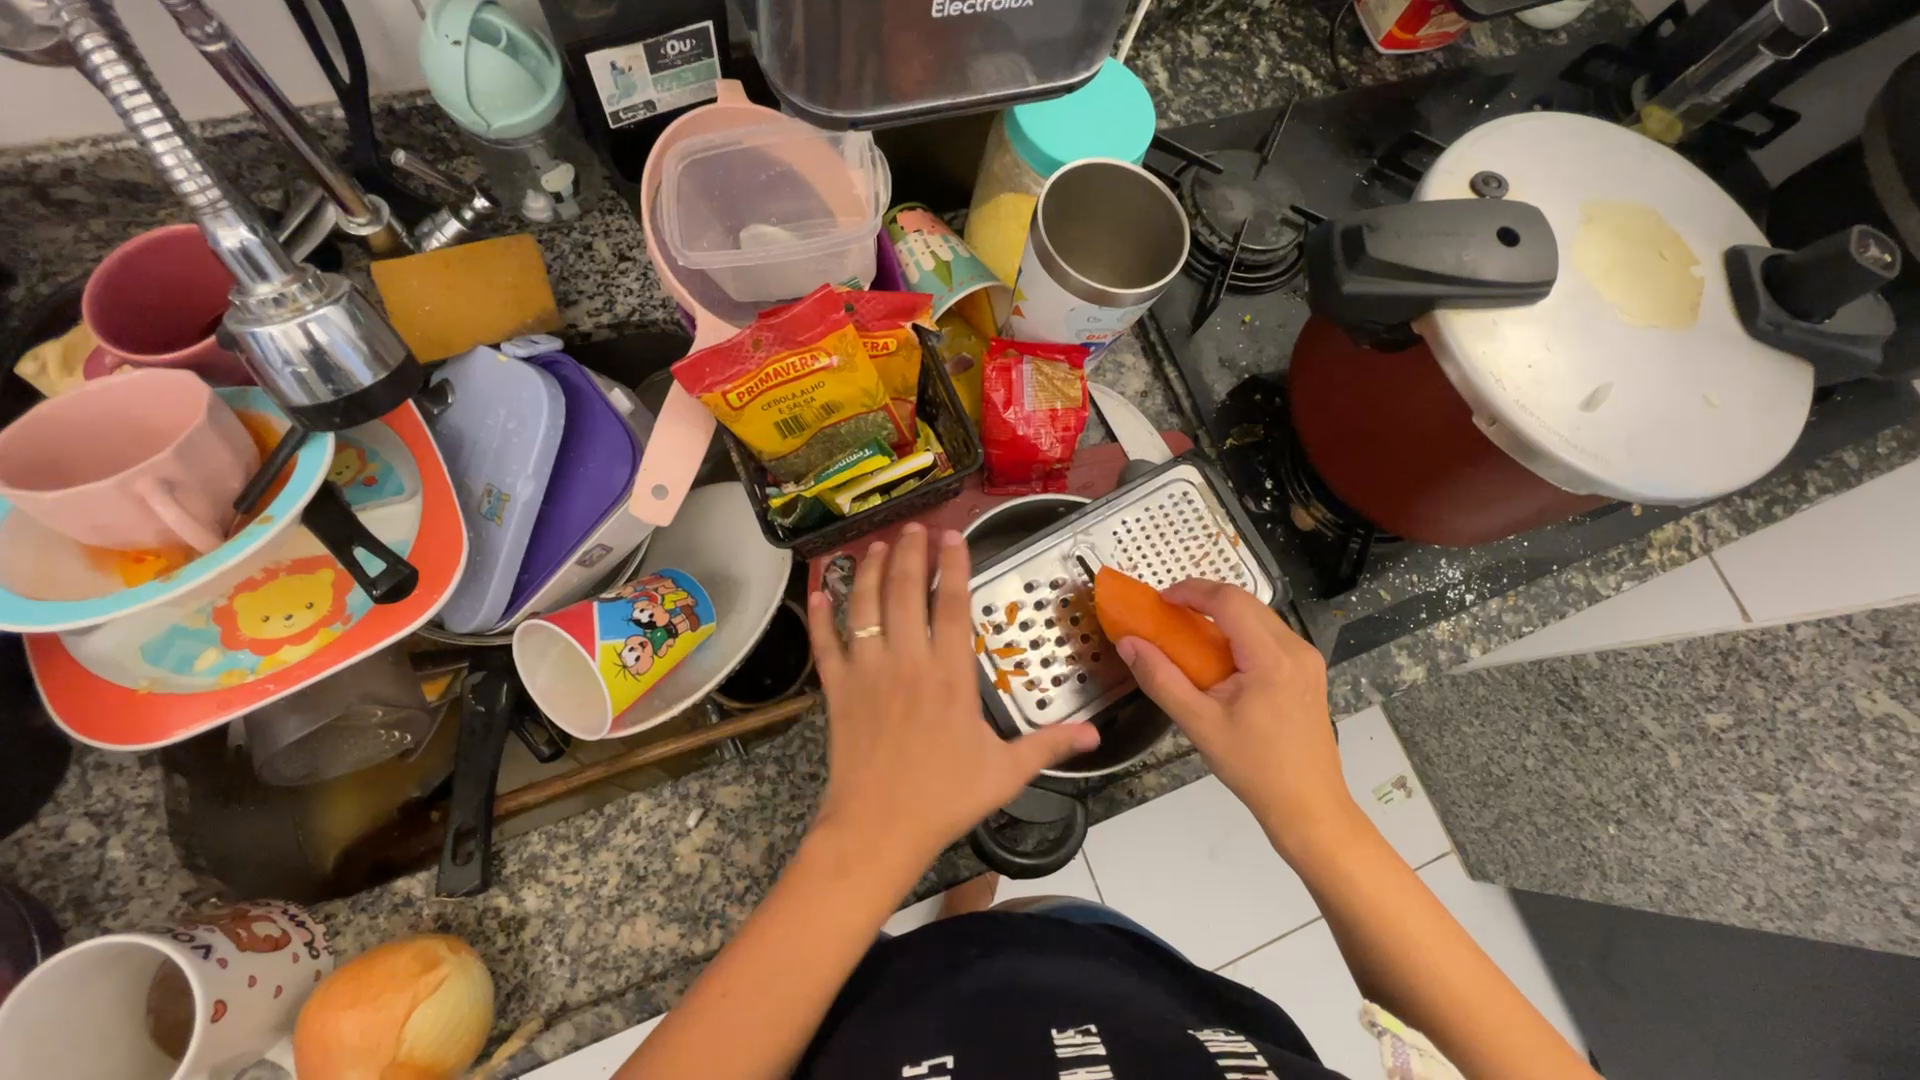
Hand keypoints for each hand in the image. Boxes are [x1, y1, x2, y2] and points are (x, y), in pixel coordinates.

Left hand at [806, 524, 1099, 870]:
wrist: (879, 829)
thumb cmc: (944, 799)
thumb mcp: (1005, 772)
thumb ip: (1048, 745)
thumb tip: (1095, 737)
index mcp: (950, 676)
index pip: (953, 605)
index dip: (955, 566)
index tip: (954, 536)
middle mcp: (907, 662)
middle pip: (907, 592)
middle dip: (911, 554)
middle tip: (914, 527)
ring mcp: (868, 672)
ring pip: (865, 607)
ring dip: (871, 572)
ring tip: (878, 546)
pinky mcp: (837, 690)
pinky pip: (826, 644)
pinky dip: (820, 617)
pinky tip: (819, 592)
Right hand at [1113, 579, 1356, 857]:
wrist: (1308, 805)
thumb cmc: (1255, 768)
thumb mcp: (1199, 724)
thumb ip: (1161, 679)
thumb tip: (1128, 644)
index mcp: (1273, 658)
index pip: (1230, 601)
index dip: (1192, 591)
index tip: (1160, 599)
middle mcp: (1296, 650)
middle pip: (1246, 603)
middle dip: (1204, 600)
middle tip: (1167, 612)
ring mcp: (1307, 660)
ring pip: (1259, 617)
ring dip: (1222, 616)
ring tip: (1186, 631)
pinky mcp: (1307, 672)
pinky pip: (1269, 637)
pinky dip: (1238, 634)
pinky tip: (1216, 656)